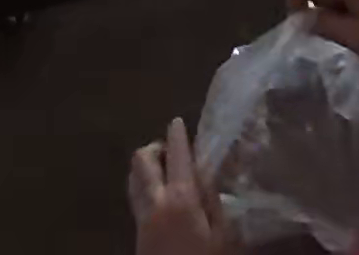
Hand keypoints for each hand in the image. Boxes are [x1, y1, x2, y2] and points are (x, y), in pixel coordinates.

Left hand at [128, 118, 236, 254]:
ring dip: (146, 164)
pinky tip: (158, 195)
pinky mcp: (136, 230)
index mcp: (181, 197)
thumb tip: (206, 176)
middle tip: (172, 152)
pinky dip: (143, 183)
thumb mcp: (224, 238)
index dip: (177, 134)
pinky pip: (134, 194)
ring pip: (134, 174)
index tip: (178, 121)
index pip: (177, 154)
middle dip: (156, 147)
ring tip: (165, 170)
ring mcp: (141, 215)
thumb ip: (215, 203)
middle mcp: (155, 199)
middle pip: (143, 158)